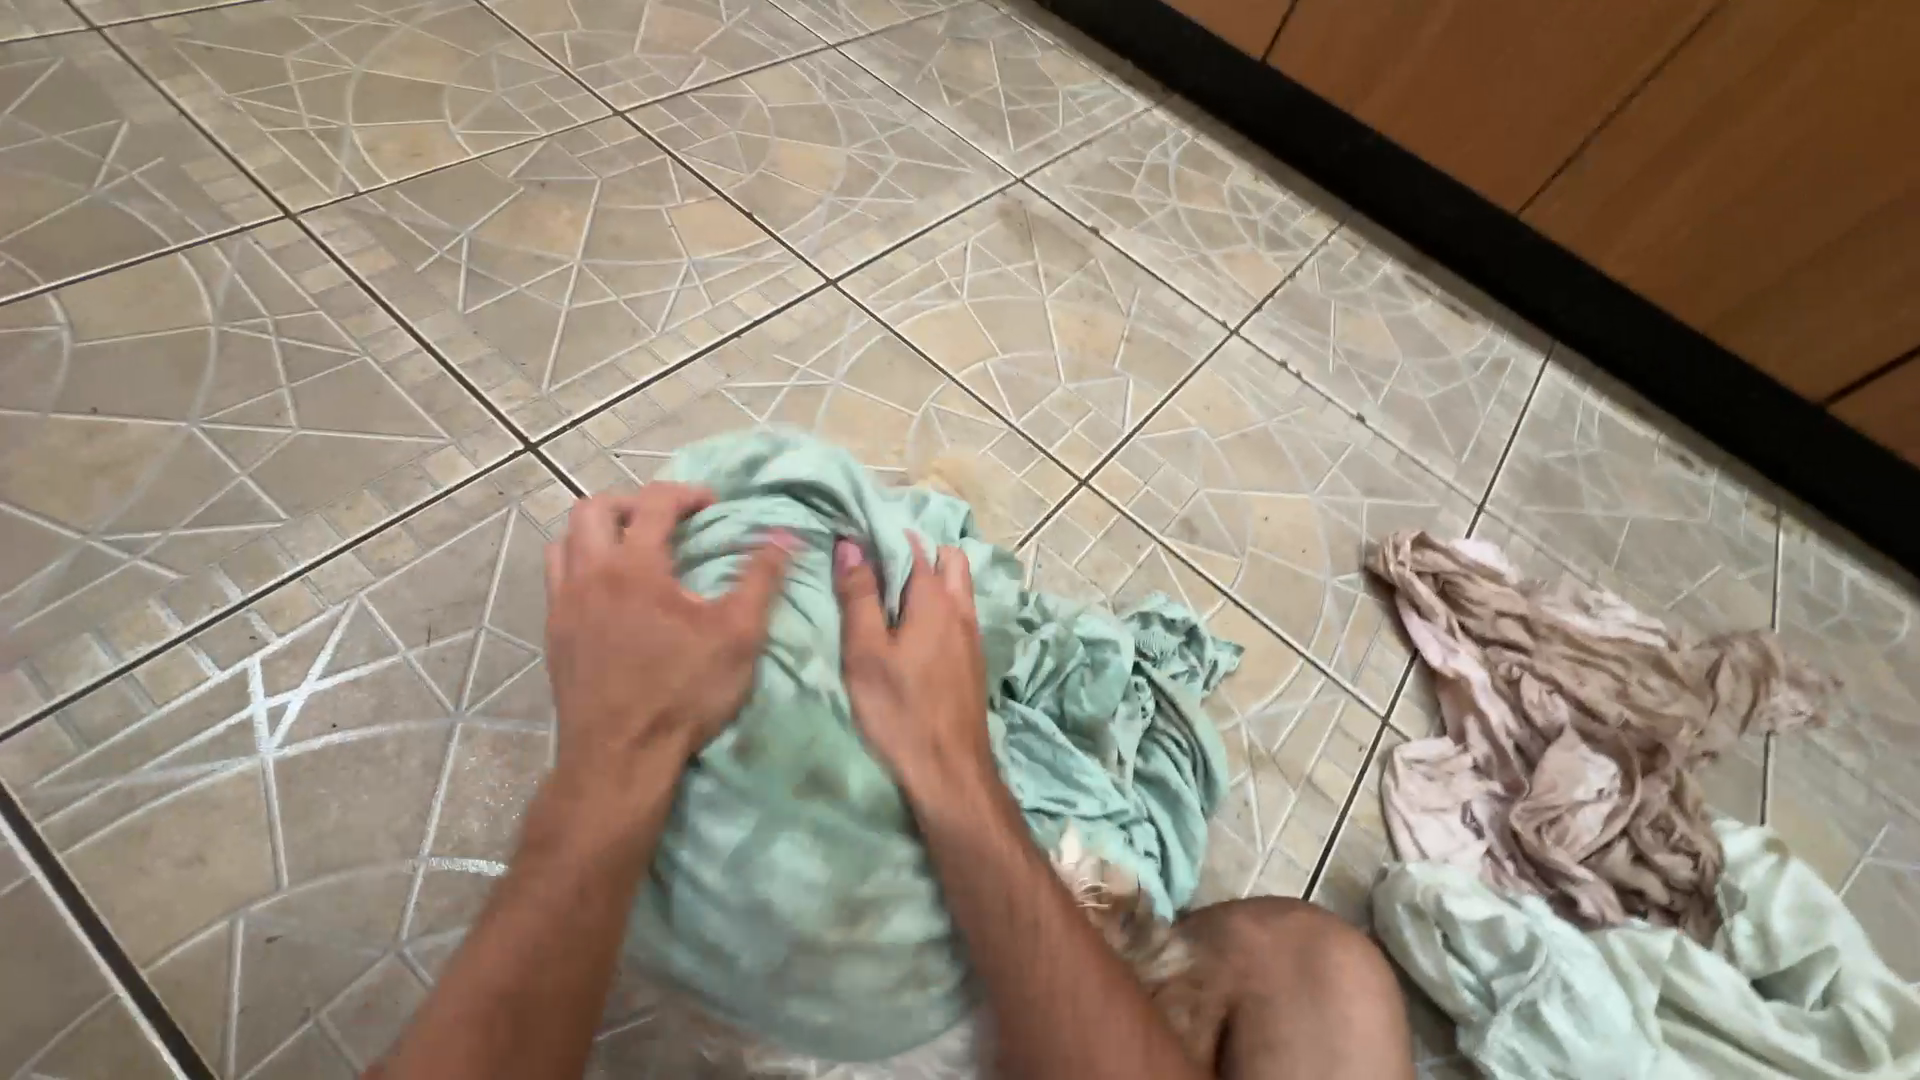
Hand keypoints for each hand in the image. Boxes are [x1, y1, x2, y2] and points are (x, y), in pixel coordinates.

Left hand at [543, 485, 792, 813]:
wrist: (621, 758)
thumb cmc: (684, 692)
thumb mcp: (738, 634)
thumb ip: (761, 578)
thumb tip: (786, 534)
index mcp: (634, 567)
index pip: (653, 503)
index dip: (686, 493)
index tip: (712, 504)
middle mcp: (589, 575)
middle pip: (593, 508)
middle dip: (633, 503)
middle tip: (668, 521)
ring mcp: (563, 605)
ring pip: (565, 541)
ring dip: (599, 531)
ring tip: (634, 549)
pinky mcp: (553, 634)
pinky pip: (557, 577)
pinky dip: (583, 564)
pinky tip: (612, 593)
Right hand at [833, 536, 994, 803]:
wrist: (950, 769)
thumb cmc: (900, 710)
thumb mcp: (865, 653)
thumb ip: (859, 597)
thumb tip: (851, 544)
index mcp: (934, 599)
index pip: (913, 547)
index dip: (885, 536)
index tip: (857, 538)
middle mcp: (961, 608)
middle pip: (950, 559)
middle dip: (918, 551)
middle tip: (879, 566)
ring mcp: (973, 634)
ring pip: (960, 586)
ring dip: (933, 577)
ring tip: (894, 595)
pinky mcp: (974, 659)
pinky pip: (961, 612)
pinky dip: (942, 603)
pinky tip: (917, 628)